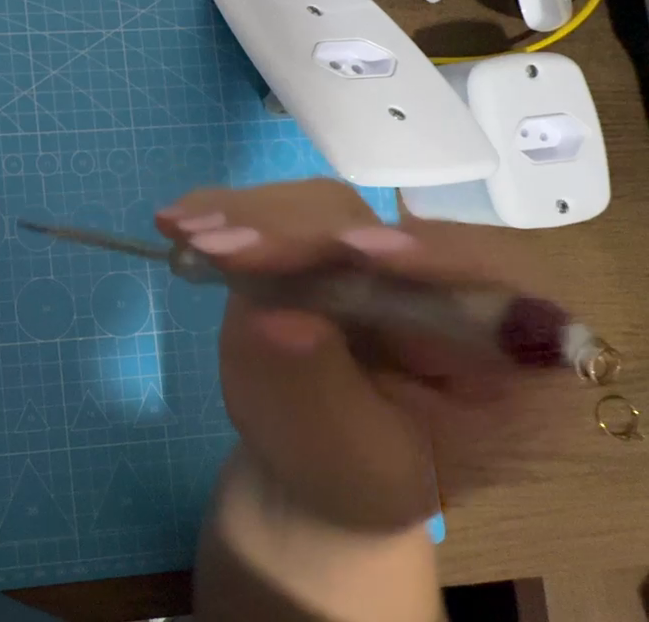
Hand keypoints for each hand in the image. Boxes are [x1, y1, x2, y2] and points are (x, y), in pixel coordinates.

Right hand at [156, 180, 541, 531]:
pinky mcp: (314, 247)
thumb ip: (316, 387)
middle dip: (296, 231)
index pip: (480, 278)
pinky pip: (275, 212)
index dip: (422, 253)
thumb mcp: (343, 454)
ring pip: (319, 208)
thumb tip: (277, 320)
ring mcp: (373, 259)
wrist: (308, 467)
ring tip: (182, 230)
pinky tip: (178, 223)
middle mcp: (446, 285)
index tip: (350, 248)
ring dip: (248, 216)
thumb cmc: (345, 475)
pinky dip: (223, 212)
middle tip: (215, 244)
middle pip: (381, 227)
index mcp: (504, 351)